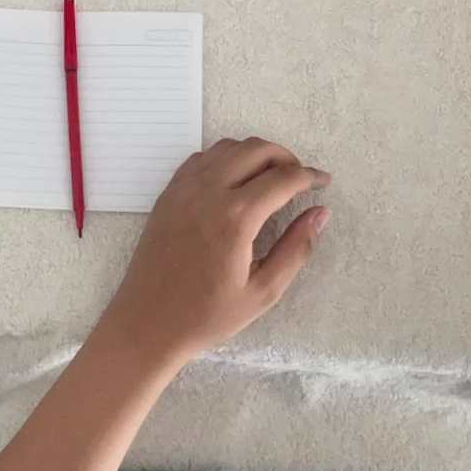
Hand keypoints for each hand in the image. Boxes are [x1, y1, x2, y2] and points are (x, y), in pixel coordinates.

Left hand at [91, 137, 331, 367]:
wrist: (147, 323)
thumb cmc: (206, 315)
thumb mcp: (263, 291)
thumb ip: (297, 248)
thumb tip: (320, 214)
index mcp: (235, 218)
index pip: (283, 178)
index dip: (310, 176)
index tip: (323, 183)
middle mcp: (207, 192)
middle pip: (256, 149)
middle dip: (285, 157)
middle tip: (299, 179)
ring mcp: (183, 189)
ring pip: (227, 147)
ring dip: (255, 154)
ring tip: (270, 179)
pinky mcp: (168, 194)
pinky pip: (201, 158)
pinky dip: (225, 159)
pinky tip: (235, 182)